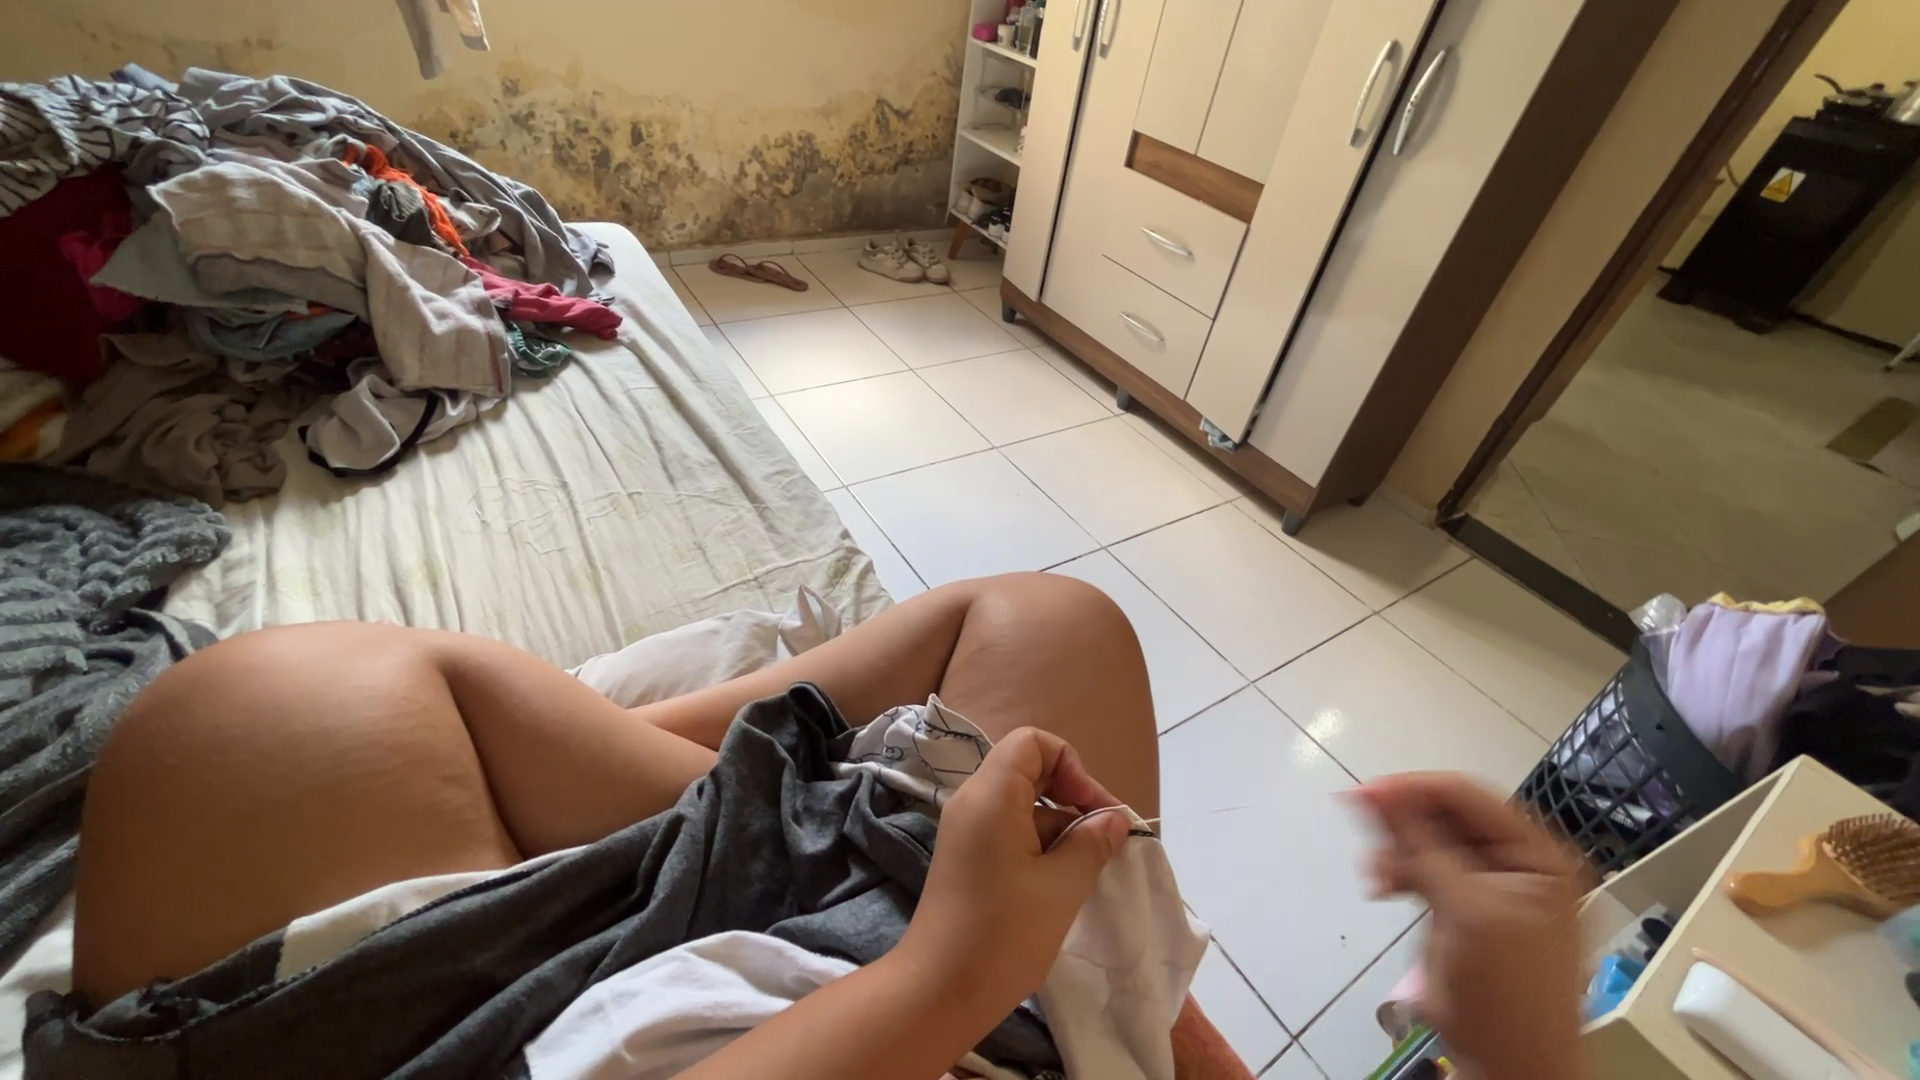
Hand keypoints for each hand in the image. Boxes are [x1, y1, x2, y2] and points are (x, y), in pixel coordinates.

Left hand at [899, 727, 1132, 1012]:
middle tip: (1101, 840)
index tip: (1091, 811)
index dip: (1069, 765)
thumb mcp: (1060, 888)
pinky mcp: (967, 855)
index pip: (1033, 743)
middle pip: (1028, 769)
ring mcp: (967, 829)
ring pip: (1022, 803)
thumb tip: (1114, 819)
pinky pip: (1009, 829)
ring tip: (1088, 870)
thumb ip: (1091, 844)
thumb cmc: (1003, 934)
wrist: (939, 991)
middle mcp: (973, 801)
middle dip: (1071, 796)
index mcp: (991, 795)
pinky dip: (1039, 844)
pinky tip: (1061, 883)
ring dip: (1059, 826)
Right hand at [1353, 773, 1586, 1079]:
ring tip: (1374, 877)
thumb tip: (1380, 791)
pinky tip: (1381, 887)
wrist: (1511, 1065)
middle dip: (1400, 826)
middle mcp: (1513, 861)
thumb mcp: (1468, 911)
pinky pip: (1419, 866)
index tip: (1364, 795)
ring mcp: (1484, 883)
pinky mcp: (1457, 902)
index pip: (1467, 796)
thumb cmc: (1505, 989)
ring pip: (1424, 839)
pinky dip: (1395, 871)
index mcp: (1537, 855)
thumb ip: (1425, 846)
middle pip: (1442, 815)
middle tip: (1363, 835)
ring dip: (1393, 851)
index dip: (1414, 789)